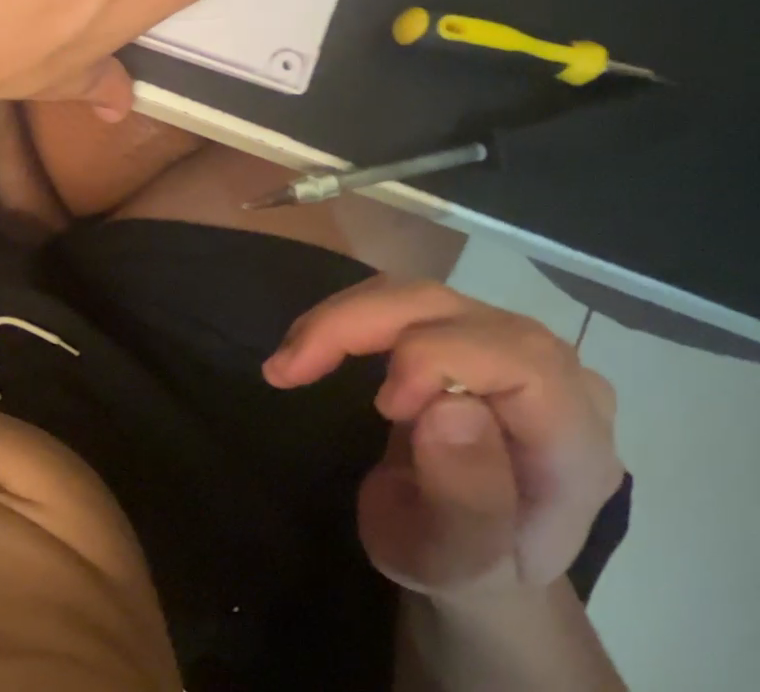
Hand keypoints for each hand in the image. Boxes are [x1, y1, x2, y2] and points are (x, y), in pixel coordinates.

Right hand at [263, 278, 623, 601]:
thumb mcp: (457, 558)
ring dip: (338, 319)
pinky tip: (308, 352)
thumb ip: (468, 496)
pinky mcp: (463, 338)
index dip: (438, 360)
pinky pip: (399, 304)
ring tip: (287, 364)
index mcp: (572, 439)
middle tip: (287, 370)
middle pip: (455, 311)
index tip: (381, 409)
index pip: (520, 358)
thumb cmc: (459, 563)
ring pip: (415, 296)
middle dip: (357, 324)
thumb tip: (452, 405)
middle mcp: (554, 379)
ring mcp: (506, 351)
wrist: (459, 555)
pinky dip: (341, 319)